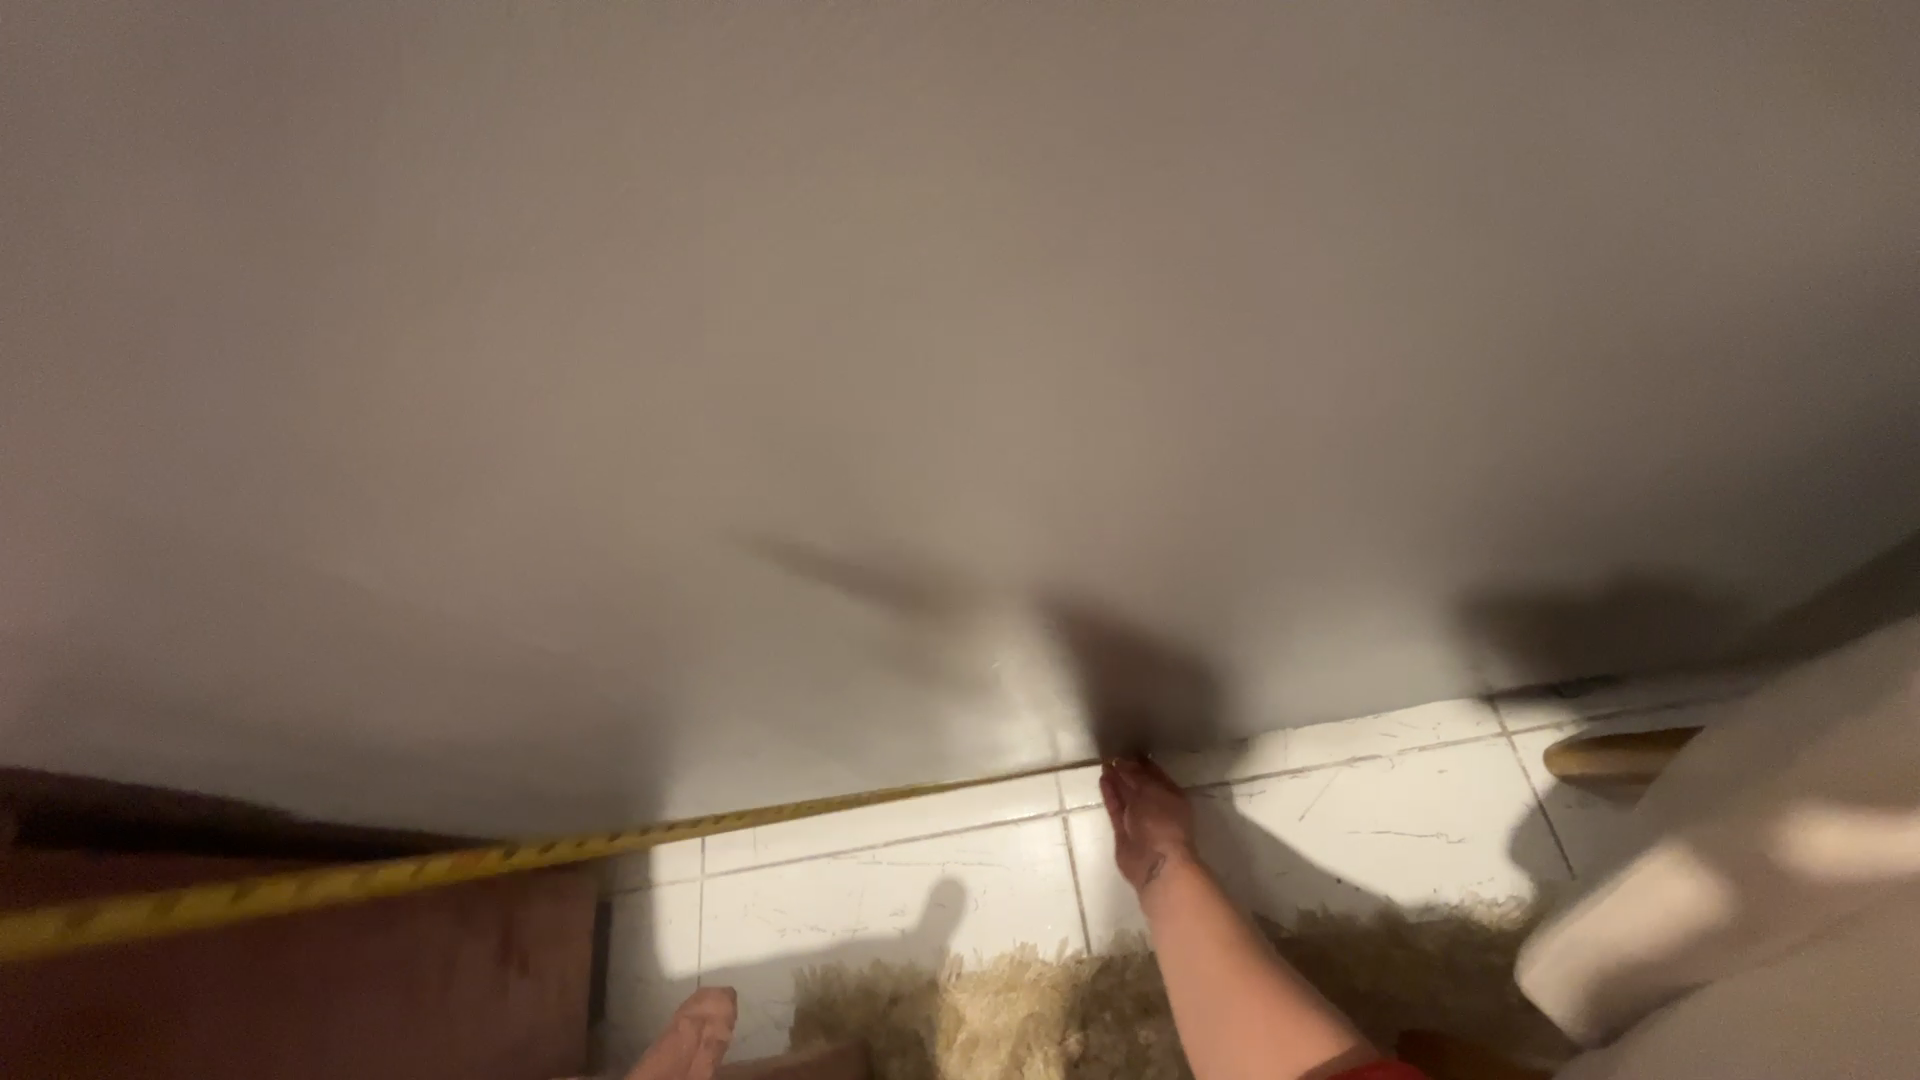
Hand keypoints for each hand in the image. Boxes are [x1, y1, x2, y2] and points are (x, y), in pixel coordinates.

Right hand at [1100, 757, 1196, 894]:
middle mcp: (1156, 806)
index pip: (1155, 774)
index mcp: (1171, 796)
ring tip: (1104, 765)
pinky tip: (1103, 780)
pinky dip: (1110, 794)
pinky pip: (1116, 808)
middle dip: (1127, 770)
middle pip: (1140, 784)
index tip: (1128, 751)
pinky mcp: (1124, 831)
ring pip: (1126, 796)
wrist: (1156, 863)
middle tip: (1112, 756)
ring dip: (1116, 780)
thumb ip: (1136, 776)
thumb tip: (1123, 762)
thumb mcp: (1151, 791)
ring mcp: (1140, 820)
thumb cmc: (1161, 822)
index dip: (1142, 762)